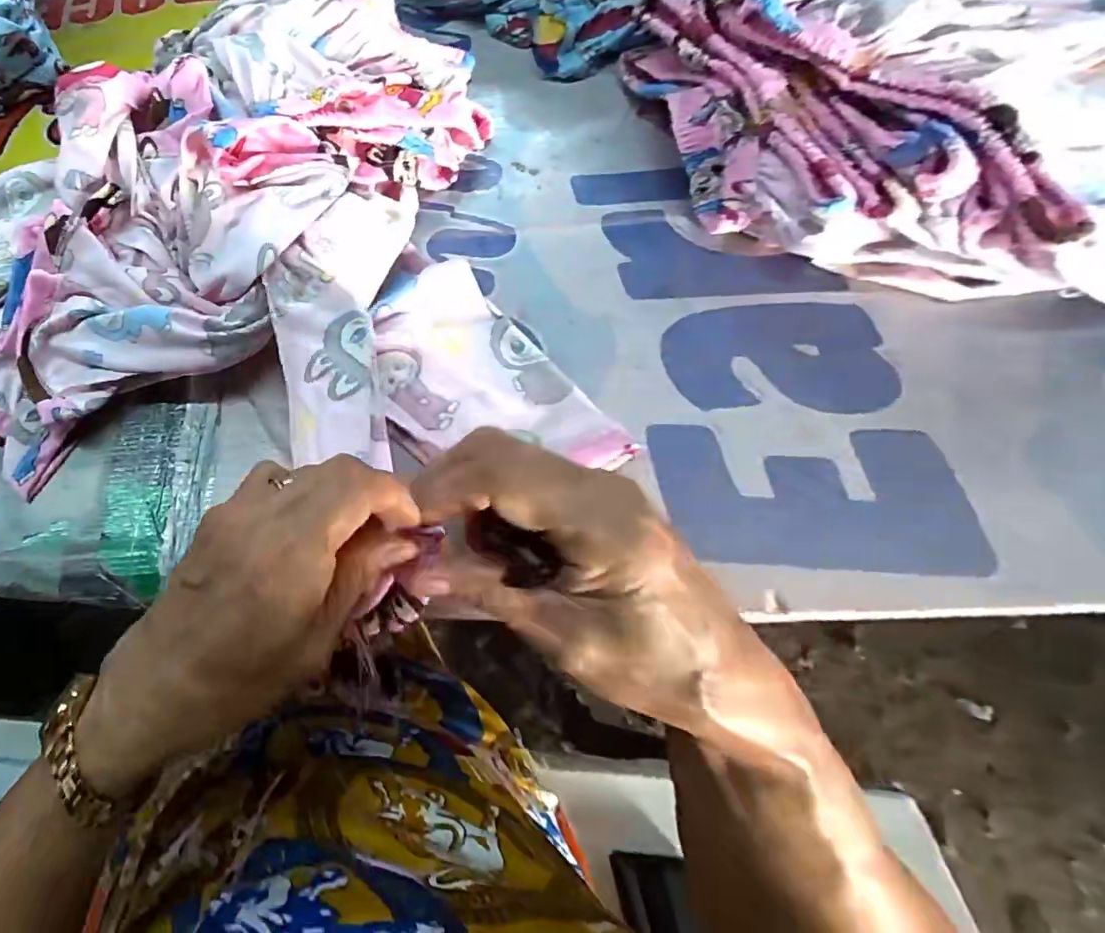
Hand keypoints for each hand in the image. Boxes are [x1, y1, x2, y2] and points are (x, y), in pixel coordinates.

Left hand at [74, 455, 420, 795]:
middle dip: (370, 491)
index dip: (395, 494)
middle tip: (386, 533)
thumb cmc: (247, 676)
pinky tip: (296, 534)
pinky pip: (266, 484)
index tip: (412, 527)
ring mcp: (232, 508)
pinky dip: (295, 494)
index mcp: (294, 544)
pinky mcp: (214, 515)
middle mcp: (262, 511)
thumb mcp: (318, 639)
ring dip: (331, 491)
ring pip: (298, 471)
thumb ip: (359, 577)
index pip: (357, 482)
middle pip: (331, 469)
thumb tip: (402, 539)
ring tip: (343, 534)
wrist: (164, 676)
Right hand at [408, 428, 782, 736]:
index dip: (440, 491)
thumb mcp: (562, 638)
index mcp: (601, 519)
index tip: (402, 525)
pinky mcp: (590, 493)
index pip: (500, 475)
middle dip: (442, 483)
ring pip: (501, 454)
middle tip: (416, 530)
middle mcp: (597, 484)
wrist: (726, 679)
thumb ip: (485, 592)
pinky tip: (491, 543)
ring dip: (462, 489)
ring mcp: (595, 484)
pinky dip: (485, 497)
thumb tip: (412, 571)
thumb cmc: (651, 667)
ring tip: (455, 543)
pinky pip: (518, 472)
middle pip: (494, 449)